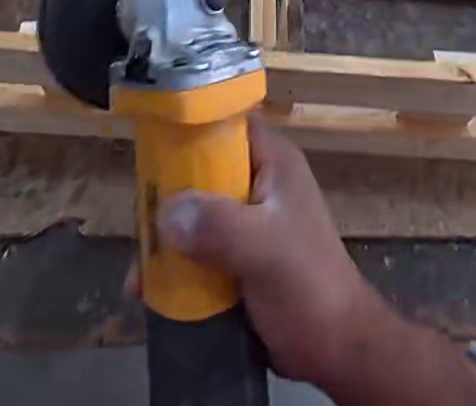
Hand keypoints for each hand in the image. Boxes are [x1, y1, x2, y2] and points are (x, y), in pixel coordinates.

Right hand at [150, 115, 387, 387]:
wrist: (338, 349)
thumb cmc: (309, 285)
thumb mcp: (265, 248)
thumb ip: (219, 225)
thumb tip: (165, 212)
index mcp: (273, 162)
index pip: (226, 125)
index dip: (189, 130)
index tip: (149, 151)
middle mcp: (258, 182)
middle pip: (200, 172)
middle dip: (166, 197)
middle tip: (137, 224)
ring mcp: (248, 220)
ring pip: (194, 213)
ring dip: (165, 240)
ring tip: (138, 275)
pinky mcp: (238, 255)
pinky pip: (197, 248)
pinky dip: (174, 266)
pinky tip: (148, 293)